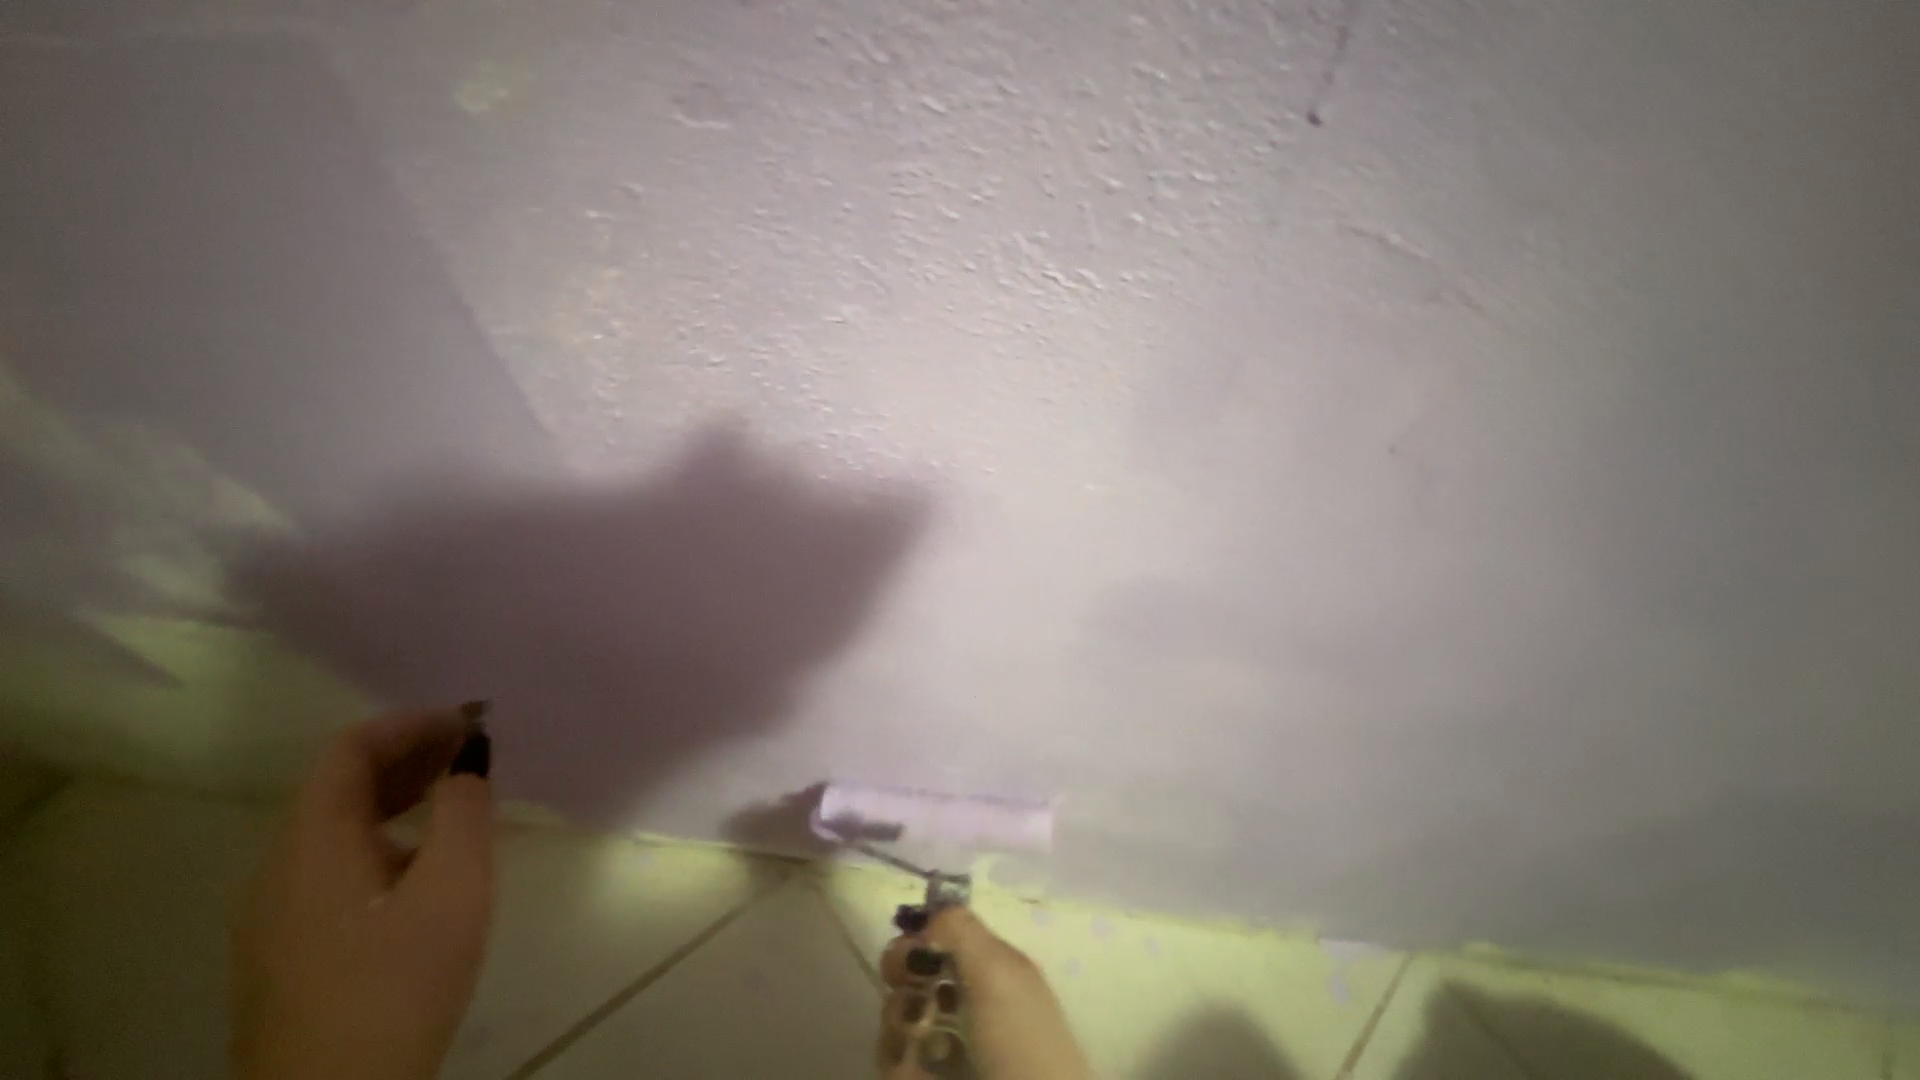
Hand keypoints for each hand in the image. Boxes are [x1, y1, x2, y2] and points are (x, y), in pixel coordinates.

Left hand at [233, 706, 495, 1079]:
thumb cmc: (399, 982)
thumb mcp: (454, 887)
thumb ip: (464, 810)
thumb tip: (470, 753)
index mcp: (310, 844)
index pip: (347, 750)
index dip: (409, 723)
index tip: (469, 721)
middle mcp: (278, 867)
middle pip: (337, 783)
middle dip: (408, 753)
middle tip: (472, 746)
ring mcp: (276, 911)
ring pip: (334, 825)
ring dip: (396, 793)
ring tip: (457, 790)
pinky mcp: (287, 945)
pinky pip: (333, 860)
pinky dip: (382, 833)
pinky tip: (424, 858)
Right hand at [877, 906, 1092, 1079]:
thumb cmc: (1020, 1042)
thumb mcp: (999, 973)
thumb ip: (961, 930)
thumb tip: (927, 916)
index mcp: (990, 968)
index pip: (942, 935)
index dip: (920, 935)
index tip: (914, 944)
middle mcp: (964, 1000)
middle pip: (910, 971)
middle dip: (903, 979)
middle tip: (917, 998)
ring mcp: (944, 1045)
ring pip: (896, 1017)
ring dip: (901, 1027)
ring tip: (924, 1047)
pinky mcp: (925, 1077)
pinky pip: (895, 1061)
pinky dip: (902, 1065)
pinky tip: (922, 1074)